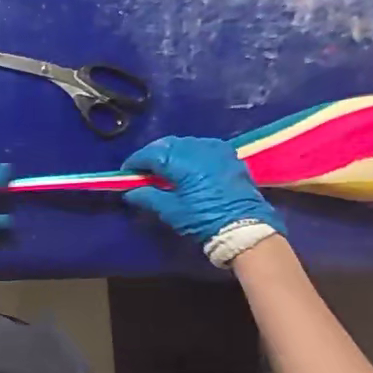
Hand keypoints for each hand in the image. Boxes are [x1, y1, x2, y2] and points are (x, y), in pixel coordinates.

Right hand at [121, 136, 282, 243]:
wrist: (246, 228)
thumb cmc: (203, 219)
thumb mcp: (170, 210)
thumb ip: (147, 196)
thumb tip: (130, 192)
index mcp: (182, 162)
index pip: (150, 154)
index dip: (134, 162)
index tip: (126, 173)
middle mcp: (198, 149)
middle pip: (166, 144)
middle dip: (151, 155)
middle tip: (143, 171)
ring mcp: (216, 150)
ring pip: (184, 143)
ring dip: (170, 153)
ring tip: (163, 169)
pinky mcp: (229, 155)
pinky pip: (202, 146)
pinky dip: (189, 153)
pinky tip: (186, 166)